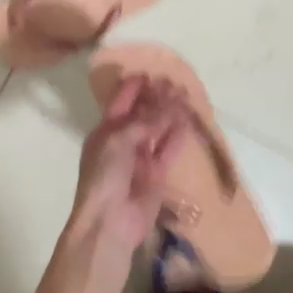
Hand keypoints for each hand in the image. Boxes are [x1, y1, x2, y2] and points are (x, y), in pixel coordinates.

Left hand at [72, 75, 190, 251]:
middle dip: (155, 97)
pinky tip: (188, 119)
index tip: (148, 72)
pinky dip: (178, 134)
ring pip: (158, 129)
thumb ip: (143, 122)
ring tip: (185, 94)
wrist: (110, 220)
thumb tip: (165, 106)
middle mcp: (122, 142)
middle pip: (141, 114)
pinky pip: (169, 149)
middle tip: (172, 81)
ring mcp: (140, 158)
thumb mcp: (118, 141)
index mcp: (104, 132)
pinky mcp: (157, 174)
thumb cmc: (105, 175)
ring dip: (170, 112)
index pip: (119, 103)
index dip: (132, 88)